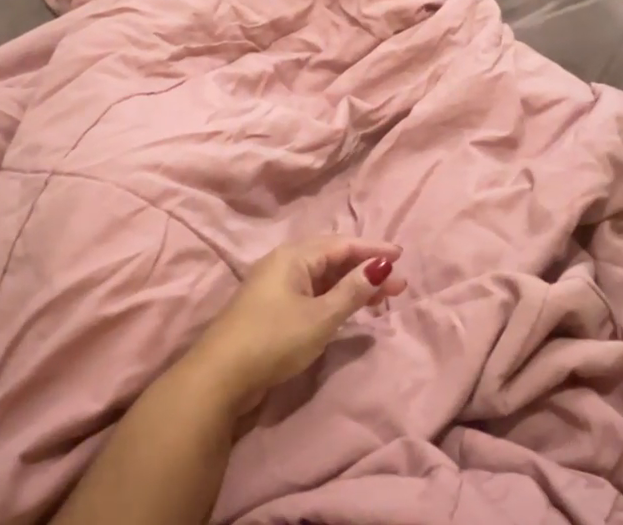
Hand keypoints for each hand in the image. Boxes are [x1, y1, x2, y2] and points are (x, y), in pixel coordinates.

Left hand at [183, 236, 406, 415]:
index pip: (341, 245)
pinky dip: (335, 298)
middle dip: (366, 270)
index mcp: (293, 256)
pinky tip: (350, 310)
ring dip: (352, 286)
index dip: (372, 249)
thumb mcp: (319, 316)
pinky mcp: (273, 310)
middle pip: (332, 259)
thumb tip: (380, 266)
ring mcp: (276, 287)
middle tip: (400, 286)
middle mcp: (284, 264)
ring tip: (382, 299)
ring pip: (323, 278)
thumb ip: (352, 291)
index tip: (402, 256)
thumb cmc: (273, 340)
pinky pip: (313, 293)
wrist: (220, 378)